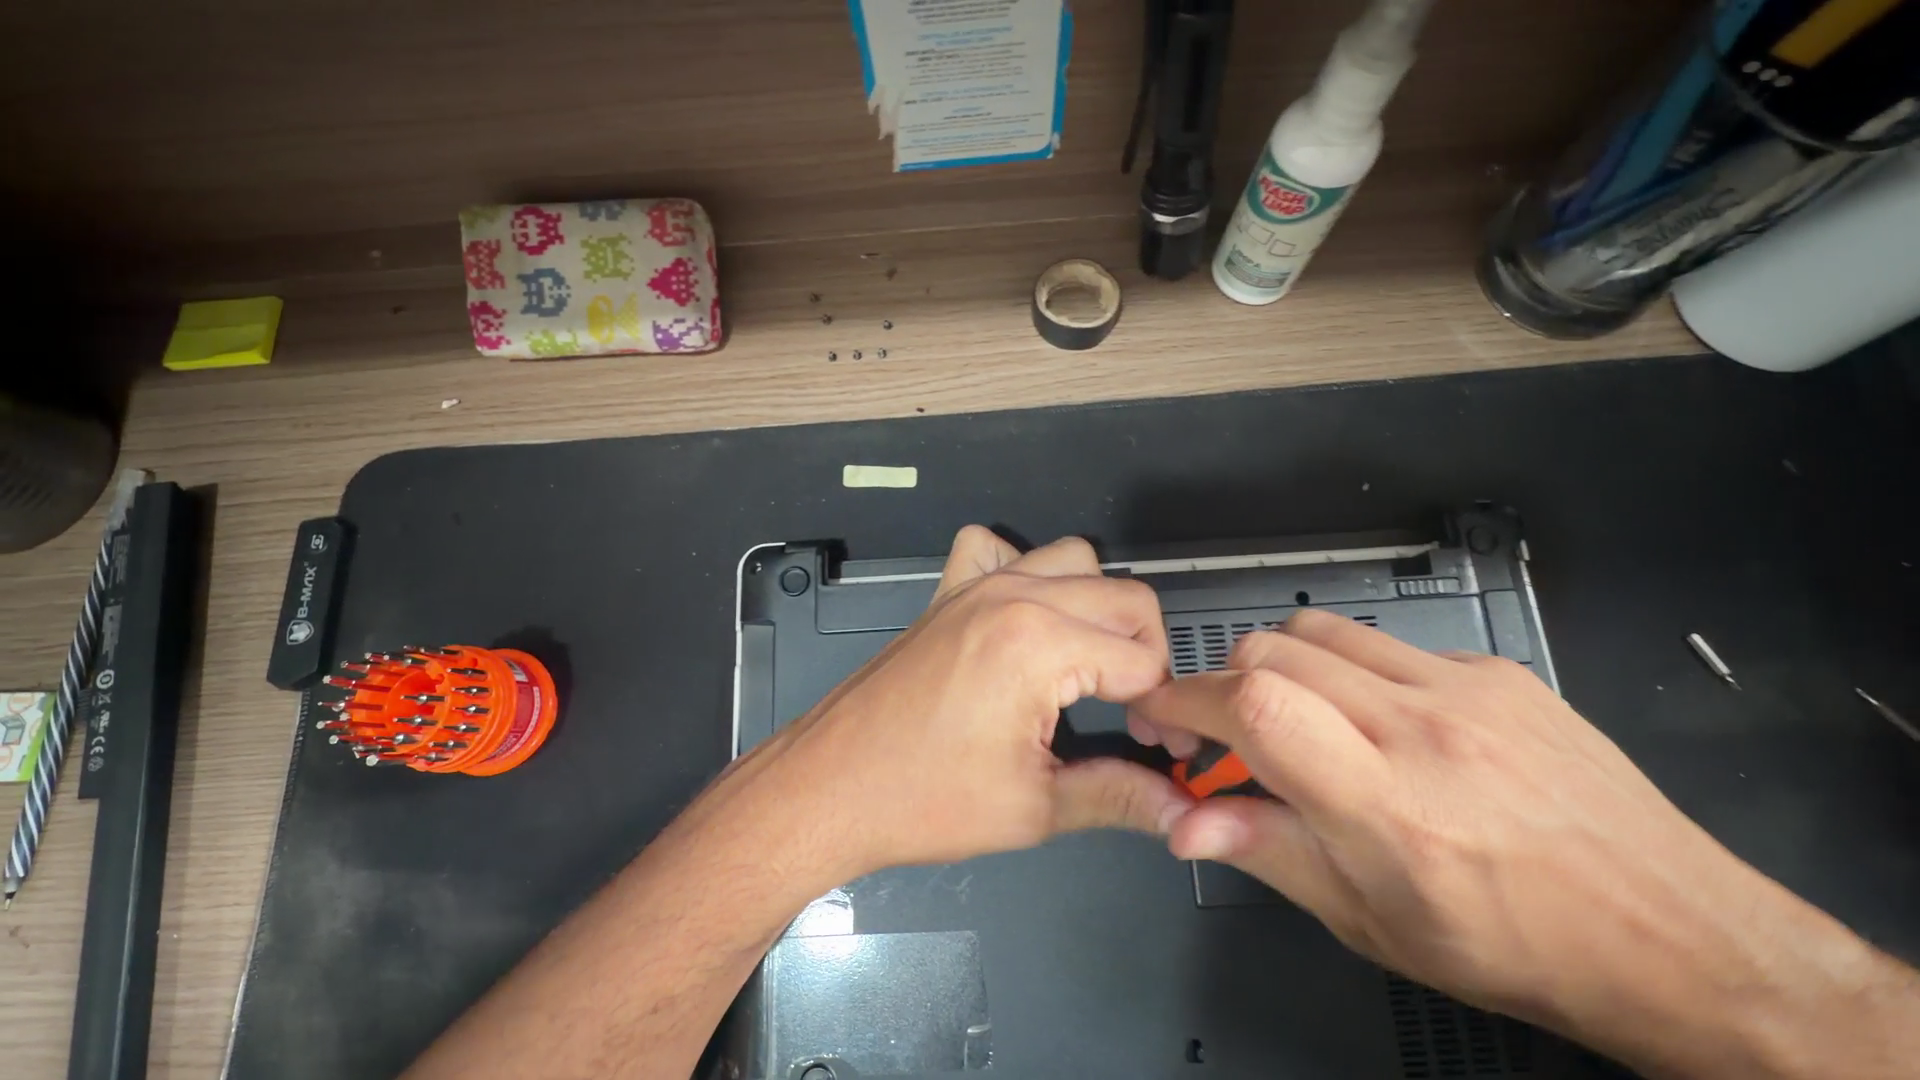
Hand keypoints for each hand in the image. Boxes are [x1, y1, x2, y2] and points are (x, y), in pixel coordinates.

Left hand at [754, 526, 1195, 876]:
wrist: (829, 787)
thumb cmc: (916, 799)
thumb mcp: (1034, 807)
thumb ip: (1121, 796)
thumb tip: (1180, 805)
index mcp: (1038, 644)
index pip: (1146, 660)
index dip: (1164, 710)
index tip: (1158, 747)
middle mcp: (1012, 597)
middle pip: (1127, 599)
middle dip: (1145, 655)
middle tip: (1130, 715)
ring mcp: (976, 587)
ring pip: (1075, 561)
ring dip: (1098, 607)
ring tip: (1087, 668)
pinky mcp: (948, 594)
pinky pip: (997, 550)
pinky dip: (1023, 571)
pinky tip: (1024, 620)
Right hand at [1127, 611, 1916, 1076]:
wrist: (1670, 933)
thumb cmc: (1514, 946)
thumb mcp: (1370, 921)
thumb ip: (1268, 852)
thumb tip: (1185, 823)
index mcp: (1387, 805)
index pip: (1253, 706)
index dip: (1186, 699)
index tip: (1163, 715)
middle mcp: (1423, 729)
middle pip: (1271, 651)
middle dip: (1221, 683)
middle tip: (1222, 729)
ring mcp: (1466, 688)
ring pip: (1319, 630)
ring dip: (1276, 663)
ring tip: (1290, 715)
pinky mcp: (1497, 669)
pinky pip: (1386, 643)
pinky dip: (1346, 668)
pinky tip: (1372, 719)